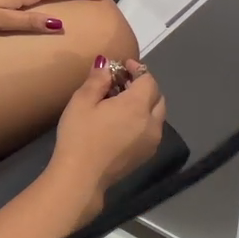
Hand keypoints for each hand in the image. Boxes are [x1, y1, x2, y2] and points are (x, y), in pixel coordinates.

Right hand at [52, 58, 165, 193]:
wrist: (84, 174)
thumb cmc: (80, 133)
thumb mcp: (82, 101)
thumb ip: (97, 80)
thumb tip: (106, 64)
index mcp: (137, 107)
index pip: (149, 81)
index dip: (138, 69)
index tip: (122, 64)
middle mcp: (152, 123)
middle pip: (158, 98)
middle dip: (143, 85)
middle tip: (121, 79)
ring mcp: (152, 141)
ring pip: (157, 114)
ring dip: (144, 102)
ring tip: (119, 98)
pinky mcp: (147, 153)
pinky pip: (152, 128)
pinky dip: (143, 117)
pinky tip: (121, 119)